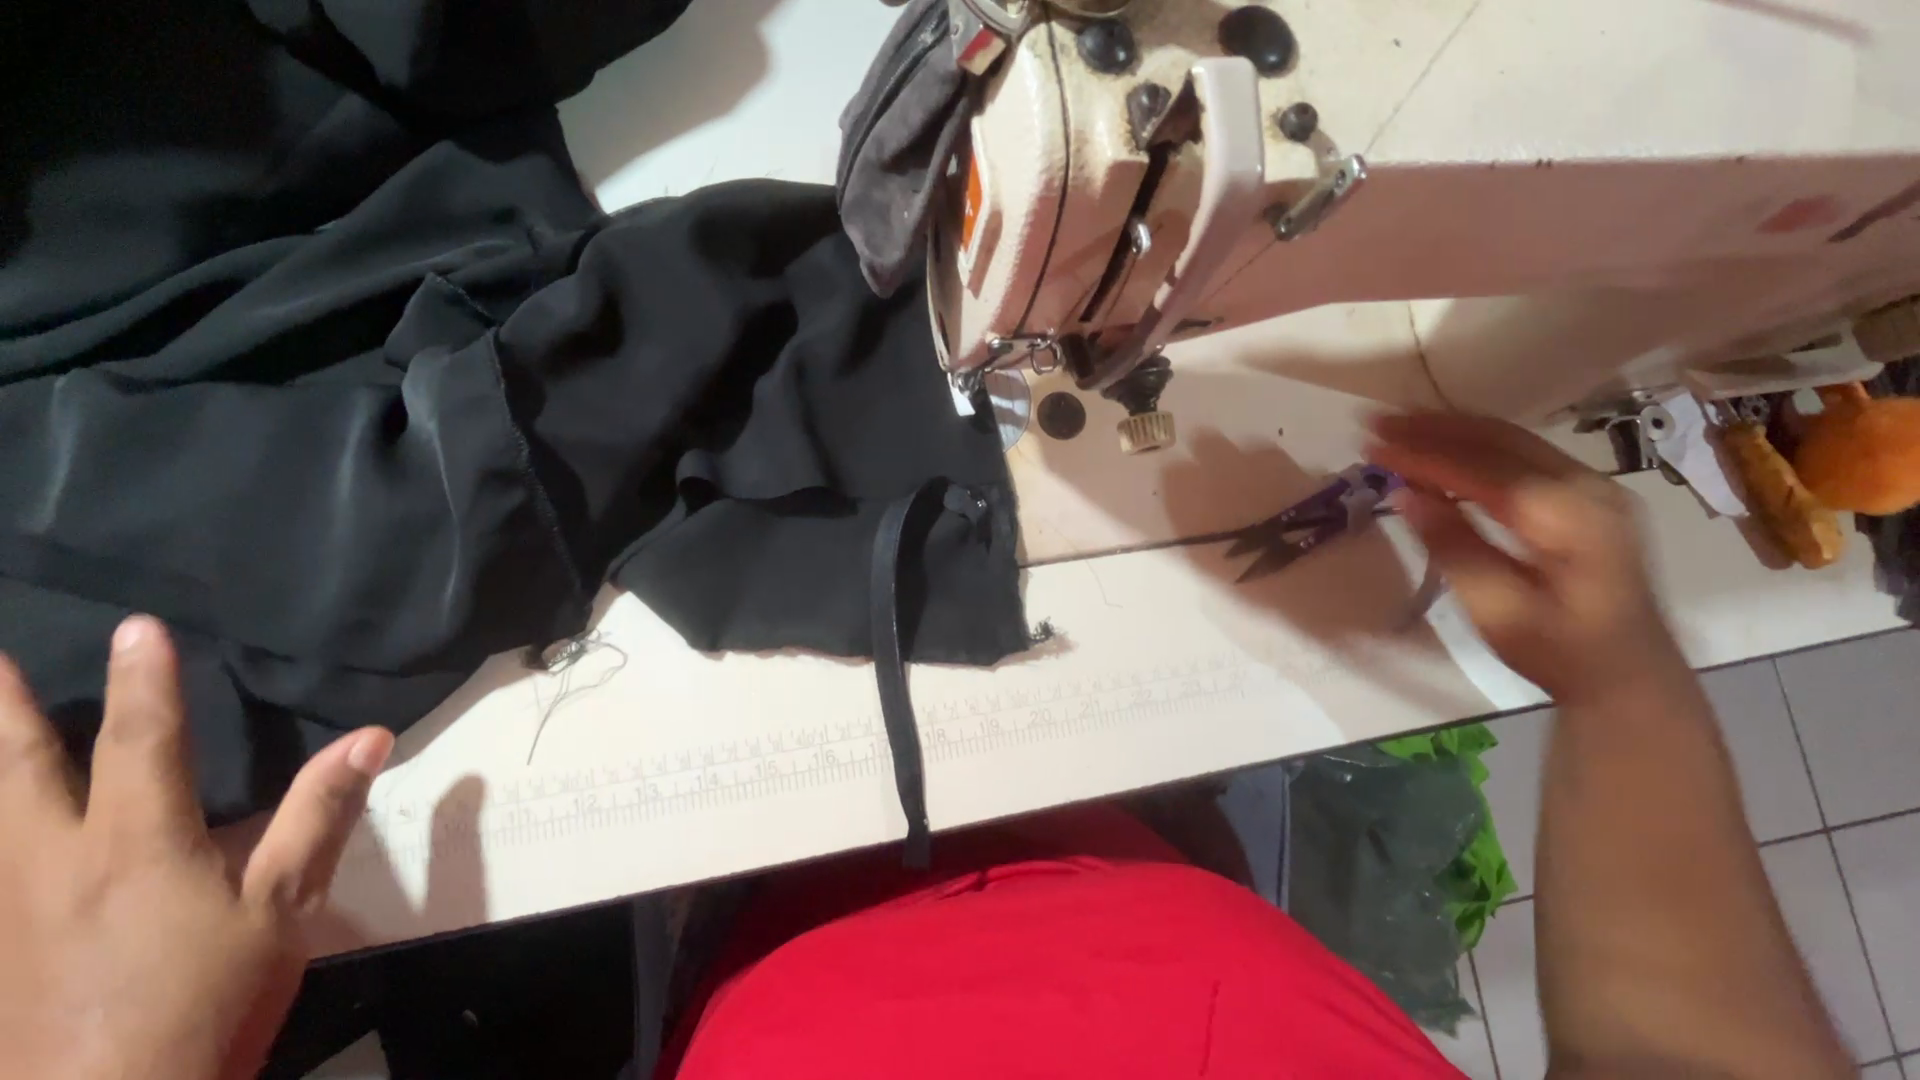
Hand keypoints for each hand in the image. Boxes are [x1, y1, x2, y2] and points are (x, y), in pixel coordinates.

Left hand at [0, 616, 393, 1079]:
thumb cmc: (206, 1000)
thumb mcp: (281, 909)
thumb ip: (318, 816)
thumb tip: (369, 737)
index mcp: (134, 846)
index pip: (139, 743)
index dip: (145, 682)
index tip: (138, 627)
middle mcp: (50, 864)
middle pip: (19, 772)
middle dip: (4, 711)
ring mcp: (5, 910)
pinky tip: (1, 829)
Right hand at [1367, 412, 1688, 703]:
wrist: (1629, 676)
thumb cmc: (1558, 651)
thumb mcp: (1498, 610)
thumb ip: (1453, 548)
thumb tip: (1406, 495)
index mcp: (1568, 517)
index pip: (1482, 469)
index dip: (1423, 454)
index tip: (1372, 445)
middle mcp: (1587, 488)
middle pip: (1500, 439)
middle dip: (1434, 427)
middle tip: (1377, 421)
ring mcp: (1592, 488)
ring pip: (1512, 440)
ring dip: (1451, 430)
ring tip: (1399, 425)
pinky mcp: (1585, 496)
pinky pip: (1522, 455)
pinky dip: (1474, 446)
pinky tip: (1441, 449)